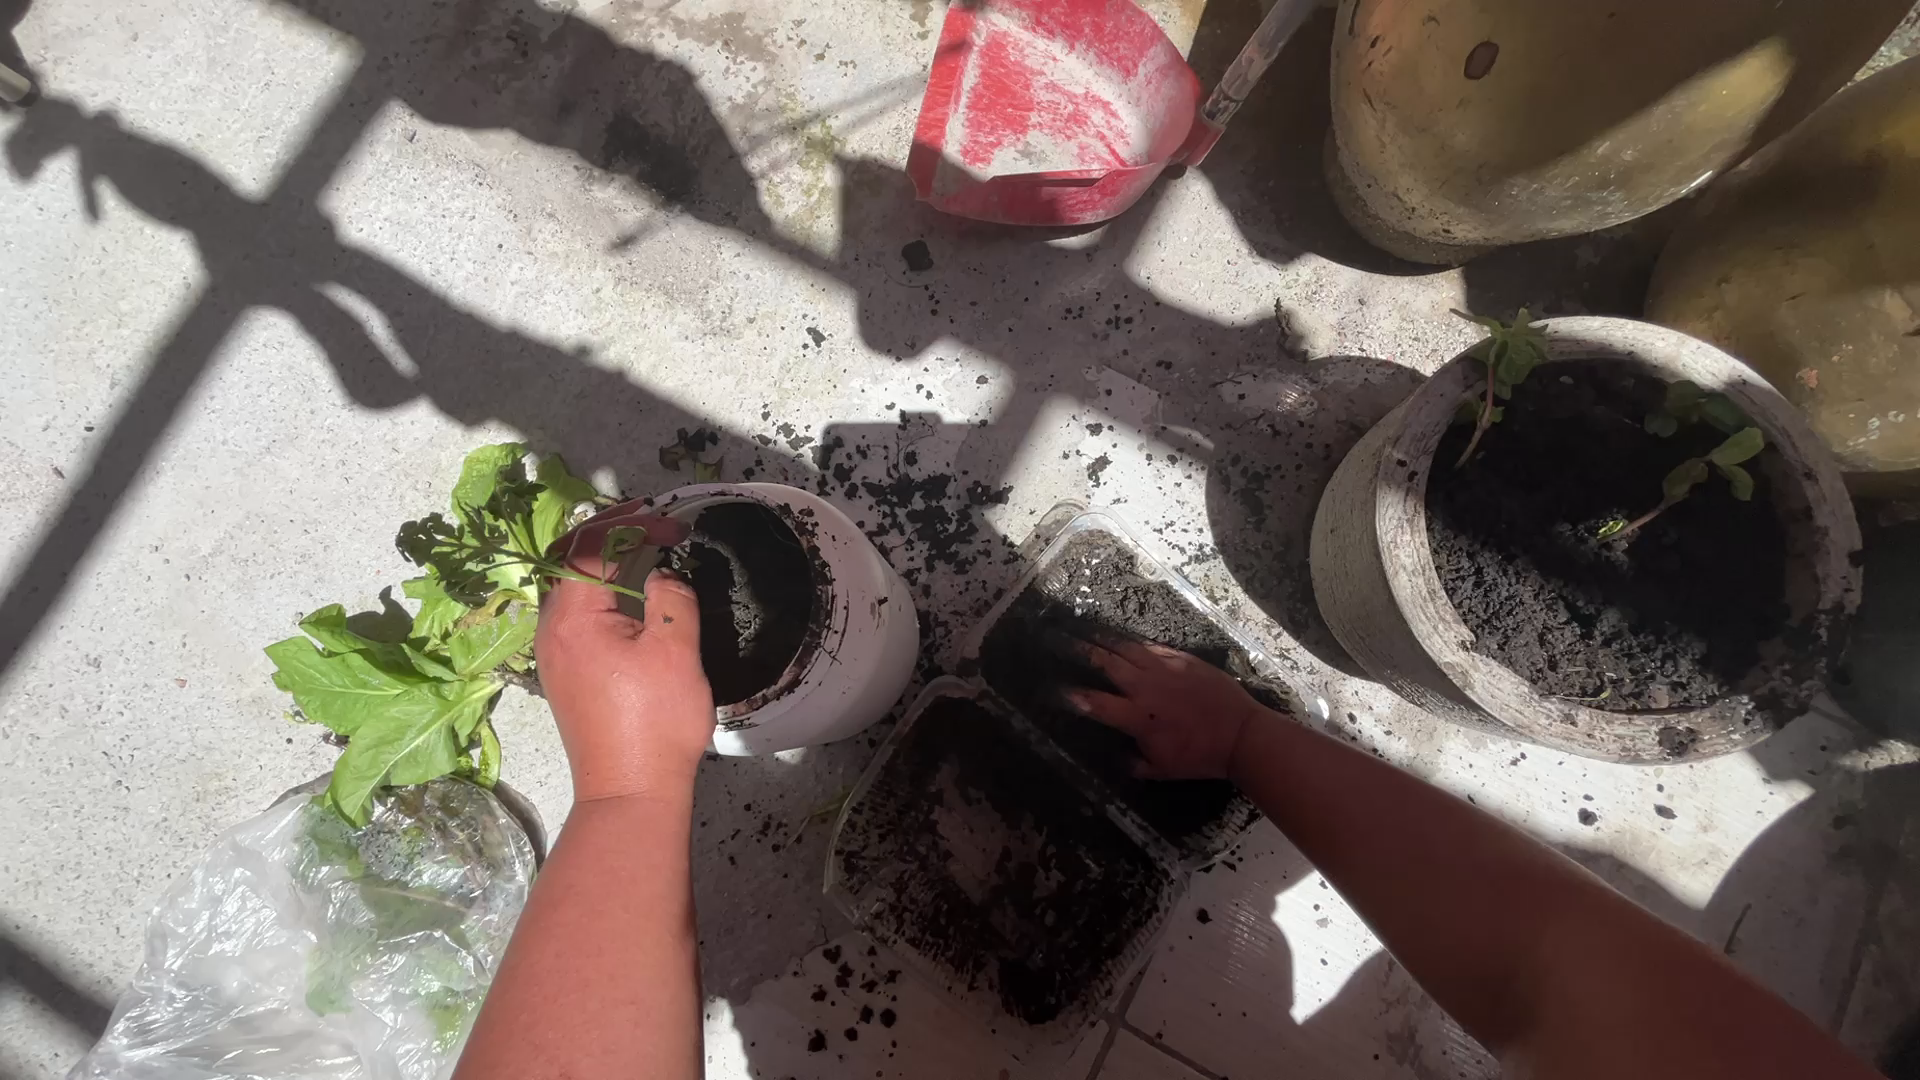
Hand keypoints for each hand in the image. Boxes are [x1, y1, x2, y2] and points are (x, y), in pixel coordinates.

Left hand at [535, 502, 713, 801]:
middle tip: (650, 518)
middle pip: (568, 561)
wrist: (630, 790)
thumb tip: (661, 578)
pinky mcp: (569, 672)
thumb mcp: (675, 651)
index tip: (673, 525)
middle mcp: (552, 631)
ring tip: (642, 543)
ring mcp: (556, 654)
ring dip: (604, 558)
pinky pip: (578, 612)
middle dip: (608, 530)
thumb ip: (670, 599)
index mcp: (572, 620)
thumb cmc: (655, 720)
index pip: (590, 549)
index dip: (631, 526)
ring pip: (571, 587)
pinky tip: (631, 591)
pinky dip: (602, 587)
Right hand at [1062, 639, 1269, 779]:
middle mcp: (1145, 688)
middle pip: (1106, 662)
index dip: (1073, 695)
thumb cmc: (1200, 756)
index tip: (1058, 689)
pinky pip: (1152, 647)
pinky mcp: (1182, 659)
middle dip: (1081, 651)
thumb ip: (1133, 762)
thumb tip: (1115, 758)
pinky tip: (1126, 641)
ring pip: (1127, 648)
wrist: (1241, 734)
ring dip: (1104, 639)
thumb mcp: (1162, 769)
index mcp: (1138, 717)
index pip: (1096, 702)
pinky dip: (1135, 644)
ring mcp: (1164, 669)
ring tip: (1088, 631)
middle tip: (1062, 640)